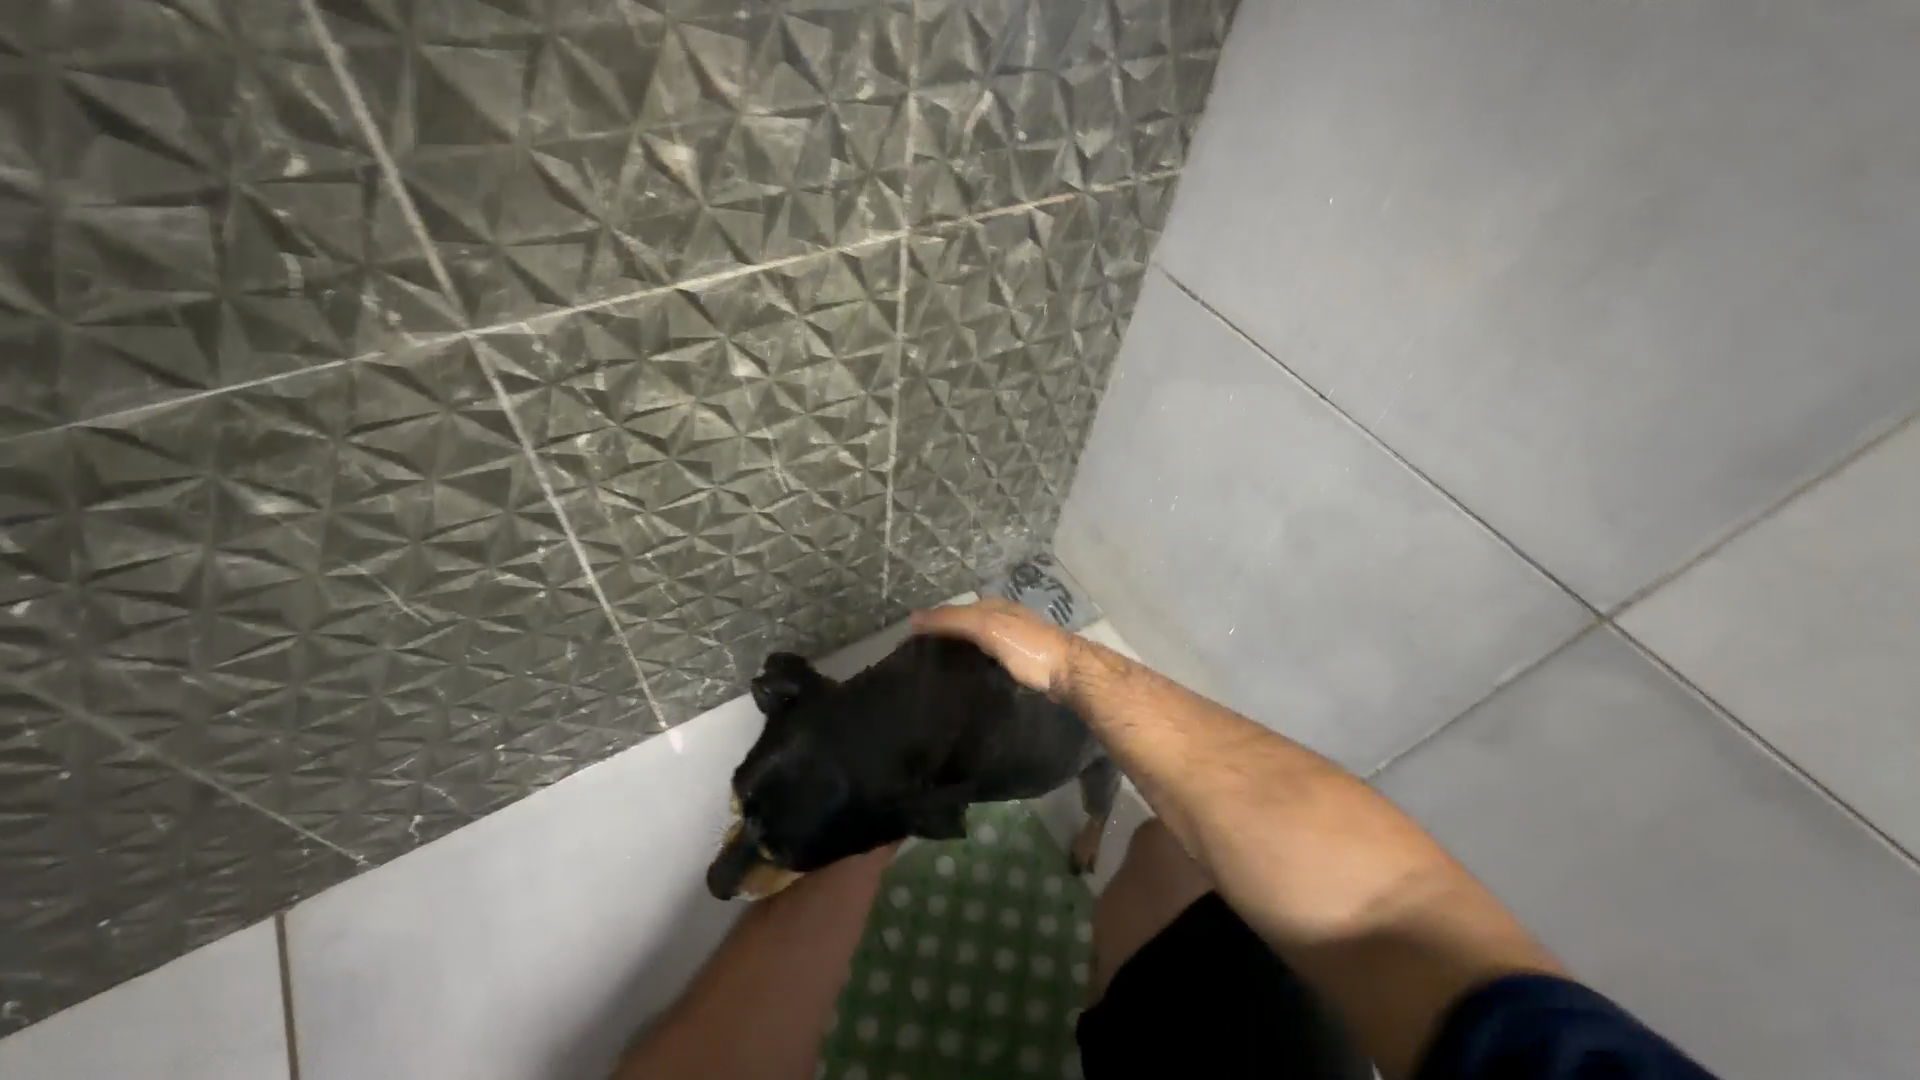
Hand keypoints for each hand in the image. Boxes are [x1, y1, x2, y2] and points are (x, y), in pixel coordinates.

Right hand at [910, 598, 1077, 696]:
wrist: (1069, 673)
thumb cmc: (1027, 646)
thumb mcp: (986, 627)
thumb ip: (952, 620)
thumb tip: (912, 617)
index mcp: (994, 605)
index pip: (954, 610)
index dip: (933, 622)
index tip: (911, 641)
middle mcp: (1005, 618)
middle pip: (967, 625)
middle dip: (946, 637)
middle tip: (922, 660)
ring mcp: (1016, 640)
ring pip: (980, 643)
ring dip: (962, 653)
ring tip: (940, 672)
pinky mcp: (1024, 662)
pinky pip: (991, 659)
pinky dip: (977, 665)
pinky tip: (970, 678)